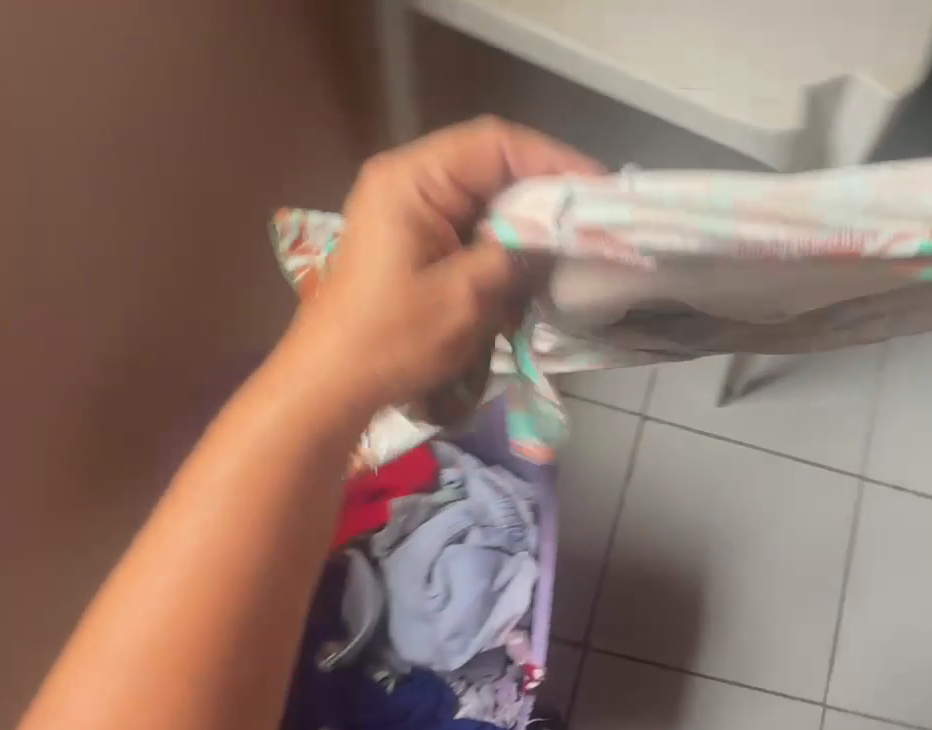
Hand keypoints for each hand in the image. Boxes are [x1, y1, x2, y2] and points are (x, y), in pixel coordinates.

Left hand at [282, 117, 599, 411]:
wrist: (333, 382)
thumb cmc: (393, 340)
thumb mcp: (466, 298)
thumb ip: (517, 257)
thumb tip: (559, 240)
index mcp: (413, 181)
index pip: (495, 145)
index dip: (553, 161)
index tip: (598, 191)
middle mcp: (409, 183)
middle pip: (492, 170)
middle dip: (544, 199)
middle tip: (592, 227)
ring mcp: (409, 214)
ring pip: (485, 205)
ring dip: (525, 230)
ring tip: (564, 257)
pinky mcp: (414, 244)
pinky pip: (471, 234)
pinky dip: (503, 252)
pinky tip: (526, 280)